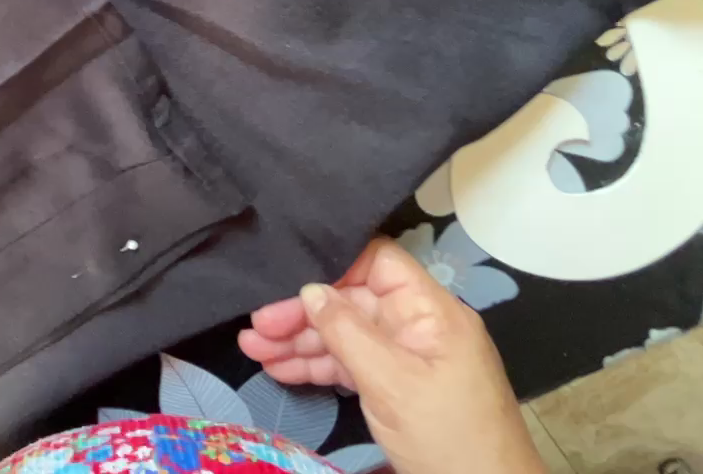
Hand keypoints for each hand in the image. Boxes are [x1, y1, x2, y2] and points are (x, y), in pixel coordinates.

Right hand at [237, 238, 548, 473]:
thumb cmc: (449, 441)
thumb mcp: (392, 384)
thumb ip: (347, 331)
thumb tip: (309, 290)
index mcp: (429, 311)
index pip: (377, 262)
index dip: (333, 261)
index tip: (288, 273)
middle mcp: (415, 326)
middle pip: (349, 301)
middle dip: (301, 312)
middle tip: (257, 325)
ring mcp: (403, 357)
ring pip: (342, 334)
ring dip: (298, 341)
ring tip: (252, 348)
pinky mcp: (393, 386)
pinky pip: (347, 363)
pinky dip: (314, 365)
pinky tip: (278, 368)